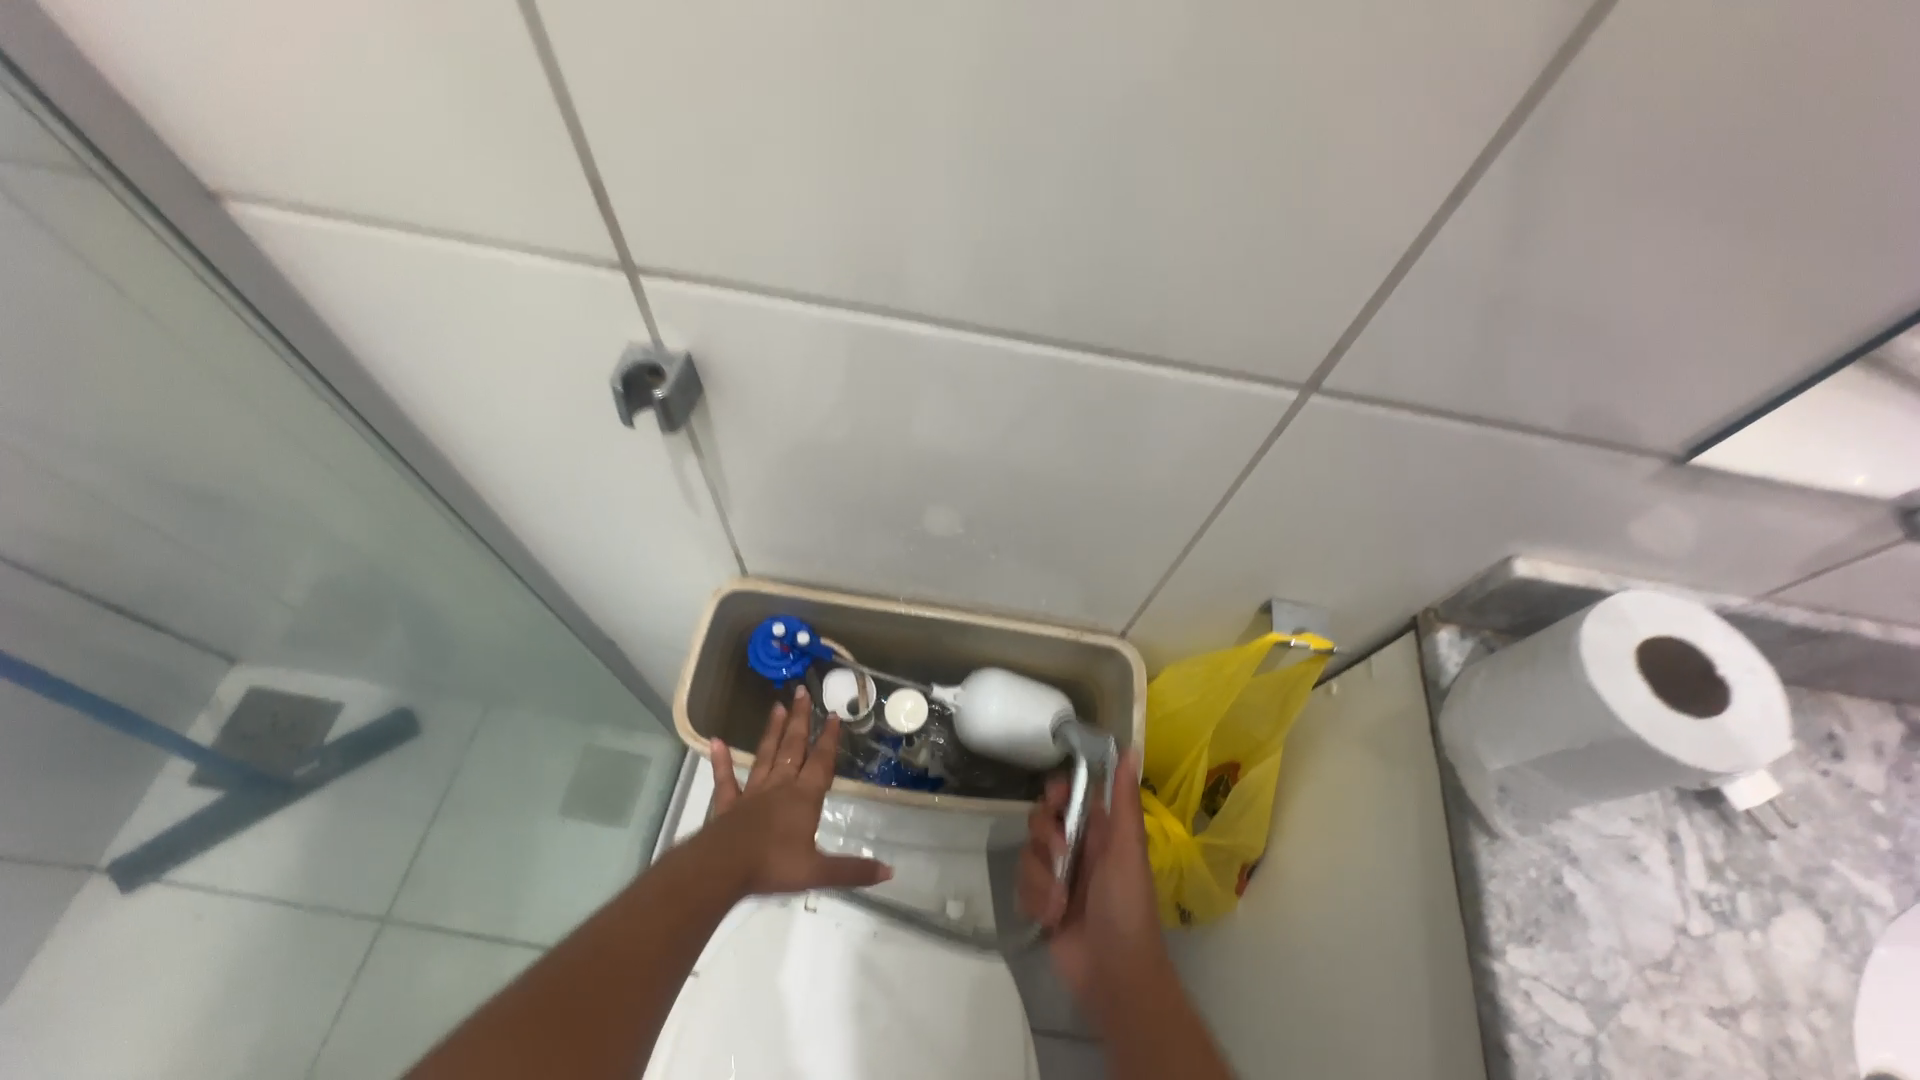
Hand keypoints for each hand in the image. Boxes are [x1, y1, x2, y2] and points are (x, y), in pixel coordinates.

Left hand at [704, 686, 891, 896]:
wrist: (722, 869)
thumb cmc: (773, 866)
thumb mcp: (818, 872)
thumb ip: (852, 871)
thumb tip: (890, 872)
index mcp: (804, 798)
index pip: (821, 762)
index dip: (829, 739)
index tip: (834, 714)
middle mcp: (780, 787)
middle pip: (792, 748)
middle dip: (800, 720)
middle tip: (802, 692)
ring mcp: (752, 793)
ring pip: (765, 756)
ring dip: (771, 732)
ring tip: (776, 706)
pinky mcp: (728, 805)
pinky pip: (725, 780)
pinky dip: (721, 760)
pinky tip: (715, 741)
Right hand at [1019, 750, 1173, 1026]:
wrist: (1113, 974)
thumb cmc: (1126, 907)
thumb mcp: (1127, 850)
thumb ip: (1124, 801)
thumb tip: (1131, 748)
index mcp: (1102, 832)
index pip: (1070, 795)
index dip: (1056, 792)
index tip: (1054, 799)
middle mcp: (1078, 850)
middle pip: (1041, 821)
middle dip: (1045, 838)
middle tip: (1061, 855)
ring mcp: (1057, 878)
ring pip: (1028, 855)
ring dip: (1041, 879)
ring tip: (1060, 903)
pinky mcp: (1040, 904)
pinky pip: (1021, 886)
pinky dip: (1034, 901)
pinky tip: (1051, 919)